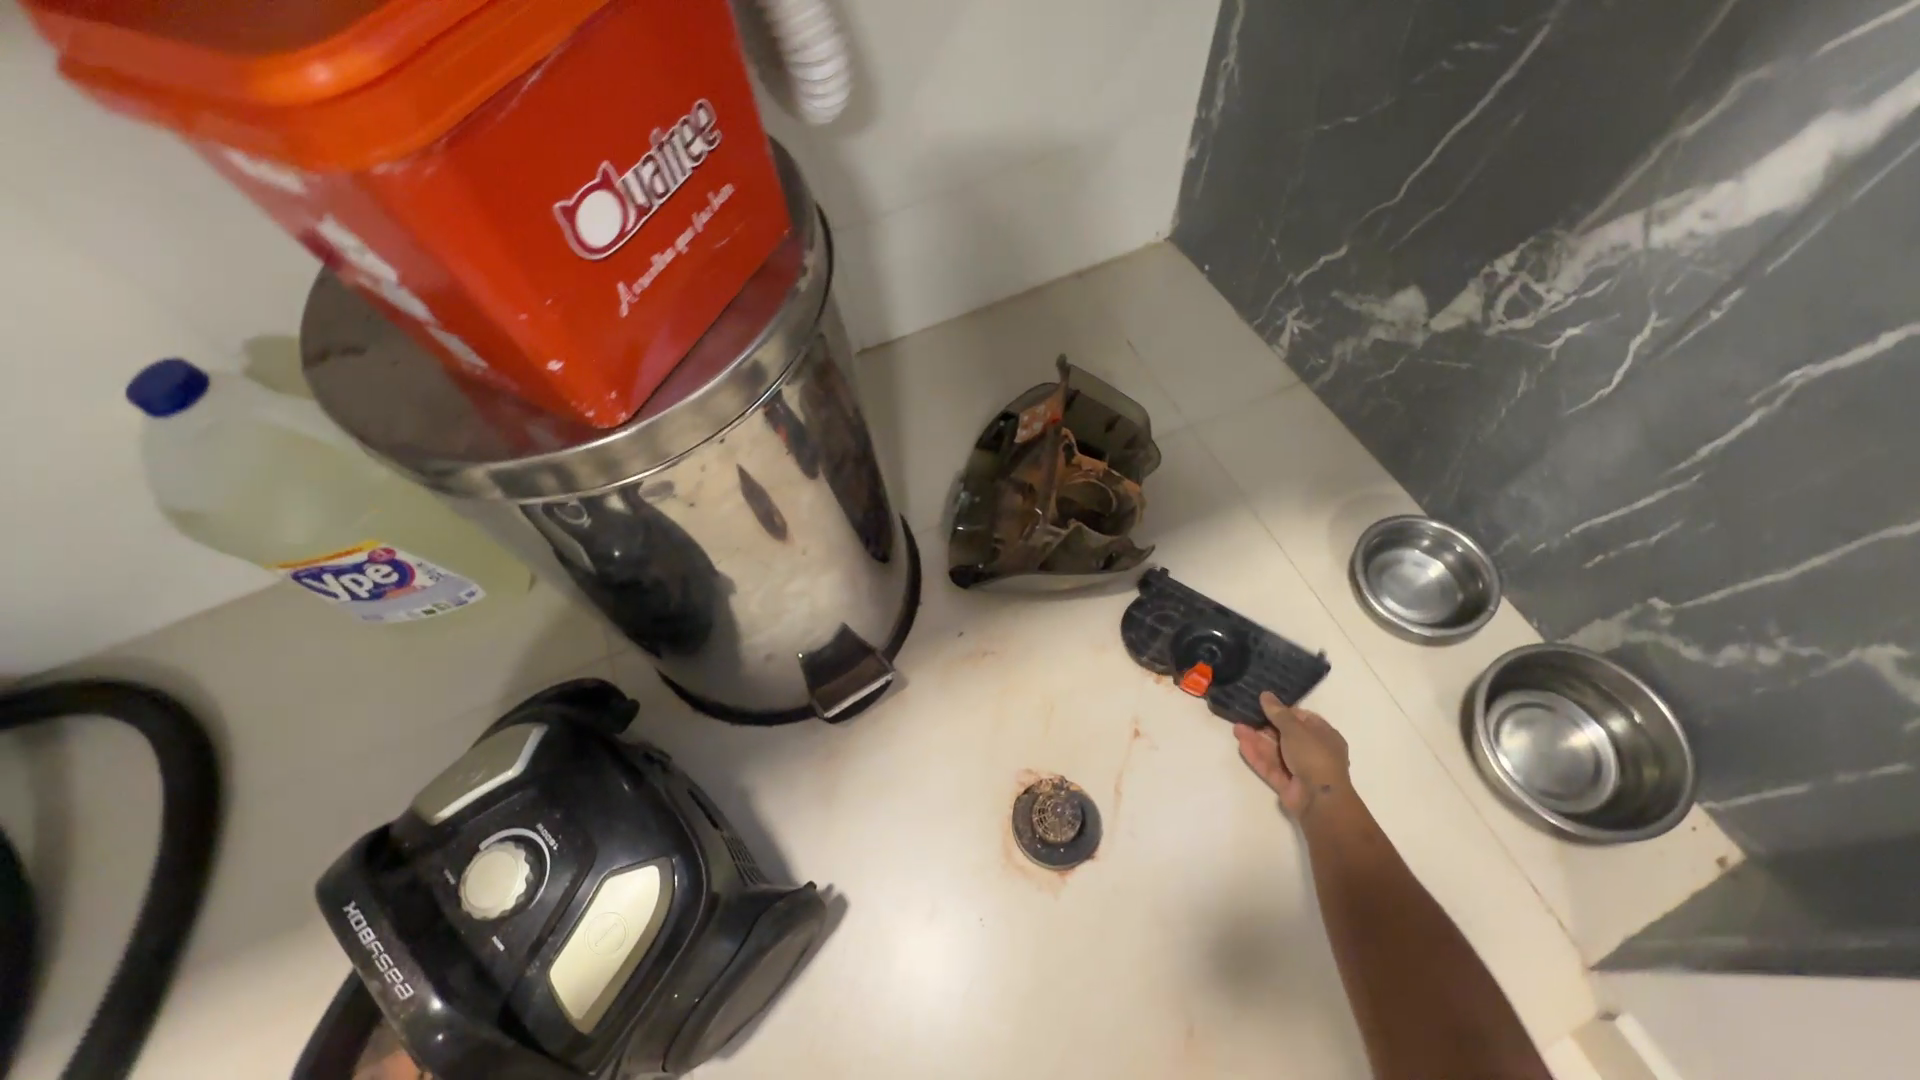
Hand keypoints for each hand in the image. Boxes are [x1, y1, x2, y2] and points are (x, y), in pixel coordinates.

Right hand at [1235, 692, 1351, 820]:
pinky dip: (1257, 756)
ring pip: (1275, 752)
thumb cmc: (1314, 755)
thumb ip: (1278, 713)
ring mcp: (1300, 769)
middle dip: (1264, 727)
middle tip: (1245, 717)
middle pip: (1285, 736)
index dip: (1284, 712)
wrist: (1319, 798)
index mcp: (1324, 736)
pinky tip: (1242, 745)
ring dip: (1257, 741)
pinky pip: (1271, 767)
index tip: (1265, 706)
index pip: (1303, 720)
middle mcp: (1313, 752)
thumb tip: (1266, 695)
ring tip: (1237, 729)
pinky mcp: (1287, 784)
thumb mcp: (1296, 729)